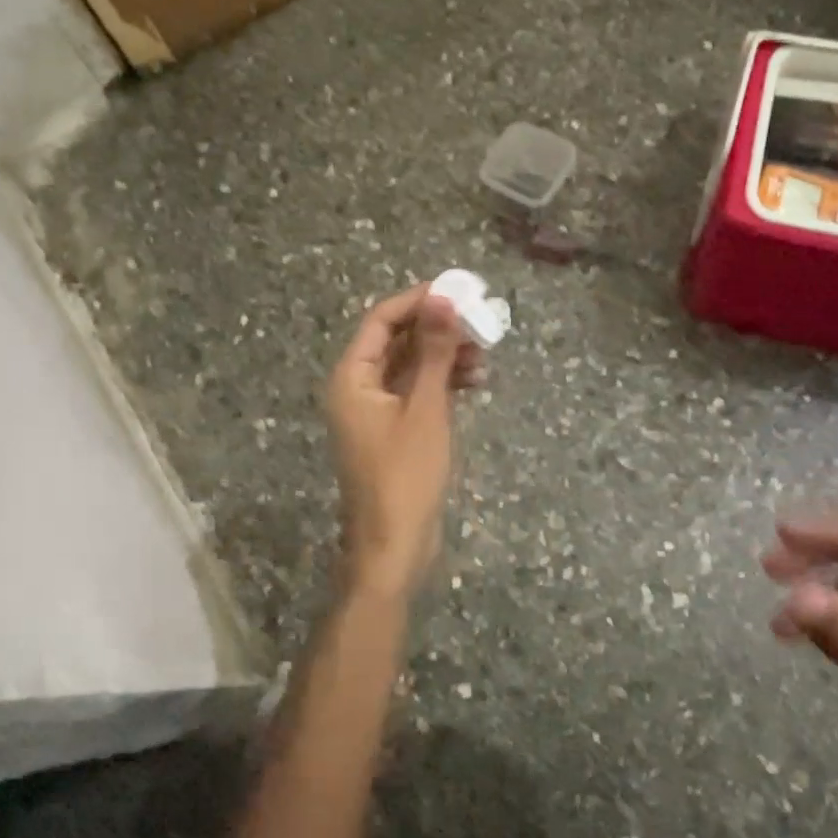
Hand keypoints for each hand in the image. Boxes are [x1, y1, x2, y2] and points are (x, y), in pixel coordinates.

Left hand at [326, 284, 480, 598]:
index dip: (419, 301)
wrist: (394, 547)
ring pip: (411, 368)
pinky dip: (443, 385)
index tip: (460, 291)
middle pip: (397, 341)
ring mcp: (377, 413)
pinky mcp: (395, 433)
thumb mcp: (425, 409)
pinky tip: (475, 383)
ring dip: (445, 357)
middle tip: (481, 323)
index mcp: (352, 378)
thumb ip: (434, 352)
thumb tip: (444, 299)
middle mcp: (358, 389)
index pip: (382, 320)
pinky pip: (418, 394)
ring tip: (485, 356)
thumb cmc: (406, 476)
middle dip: (438, 329)